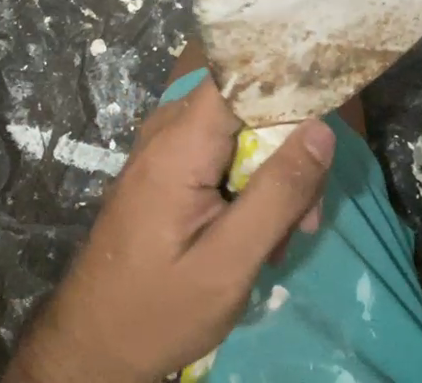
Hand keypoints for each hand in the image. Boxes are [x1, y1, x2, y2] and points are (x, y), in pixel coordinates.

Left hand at [5, 78, 334, 382]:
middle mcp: (169, 130)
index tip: (329, 106)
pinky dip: (249, 184)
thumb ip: (278, 194)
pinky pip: (223, 152)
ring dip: (273, 176)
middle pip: (249, 107)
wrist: (92, 348)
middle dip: (288, 150)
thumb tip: (322, 128)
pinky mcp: (169, 167)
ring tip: (281, 237)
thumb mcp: (229, 264)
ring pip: (242, 132)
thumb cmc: (157, 312)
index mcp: (179, 144)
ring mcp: (167, 147)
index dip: (287, 79)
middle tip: (306, 218)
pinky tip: (257, 232)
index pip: (240, 74)